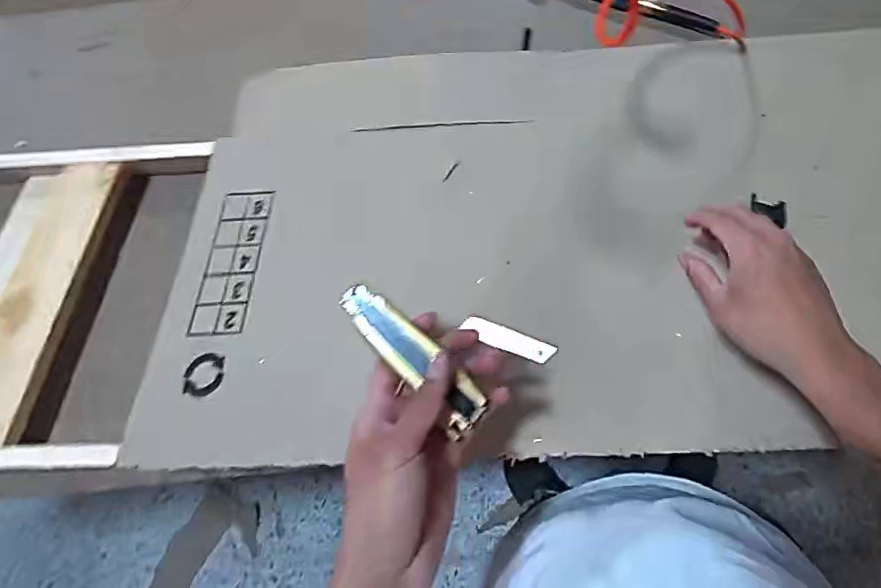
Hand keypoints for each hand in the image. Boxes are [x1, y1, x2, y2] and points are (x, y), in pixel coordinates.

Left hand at [333, 315, 507, 587]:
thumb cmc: (380, 506)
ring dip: (474, 380)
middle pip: (430, 377)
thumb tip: (438, 357)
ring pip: (453, 399)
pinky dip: (484, 410)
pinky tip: (501, 398)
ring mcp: (427, 439)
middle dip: (453, 357)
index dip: (411, 339)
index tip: (433, 318)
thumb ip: (421, 403)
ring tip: (498, 364)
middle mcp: (403, 420)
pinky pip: (468, 426)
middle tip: (479, 341)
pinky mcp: (448, 459)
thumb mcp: (397, 449)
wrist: (394, 569)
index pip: (394, 364)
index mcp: (379, 412)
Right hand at [679, 205, 864, 391]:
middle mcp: (772, 240)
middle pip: (740, 213)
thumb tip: (687, 258)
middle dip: (717, 214)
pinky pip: (776, 234)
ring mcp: (793, 249)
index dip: (699, 217)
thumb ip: (701, 277)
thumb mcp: (721, 307)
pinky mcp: (806, 262)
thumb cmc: (765, 330)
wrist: (819, 352)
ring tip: (725, 237)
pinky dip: (757, 232)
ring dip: (739, 221)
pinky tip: (753, 251)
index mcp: (748, 246)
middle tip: (702, 226)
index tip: (688, 221)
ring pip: (761, 221)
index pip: (718, 220)